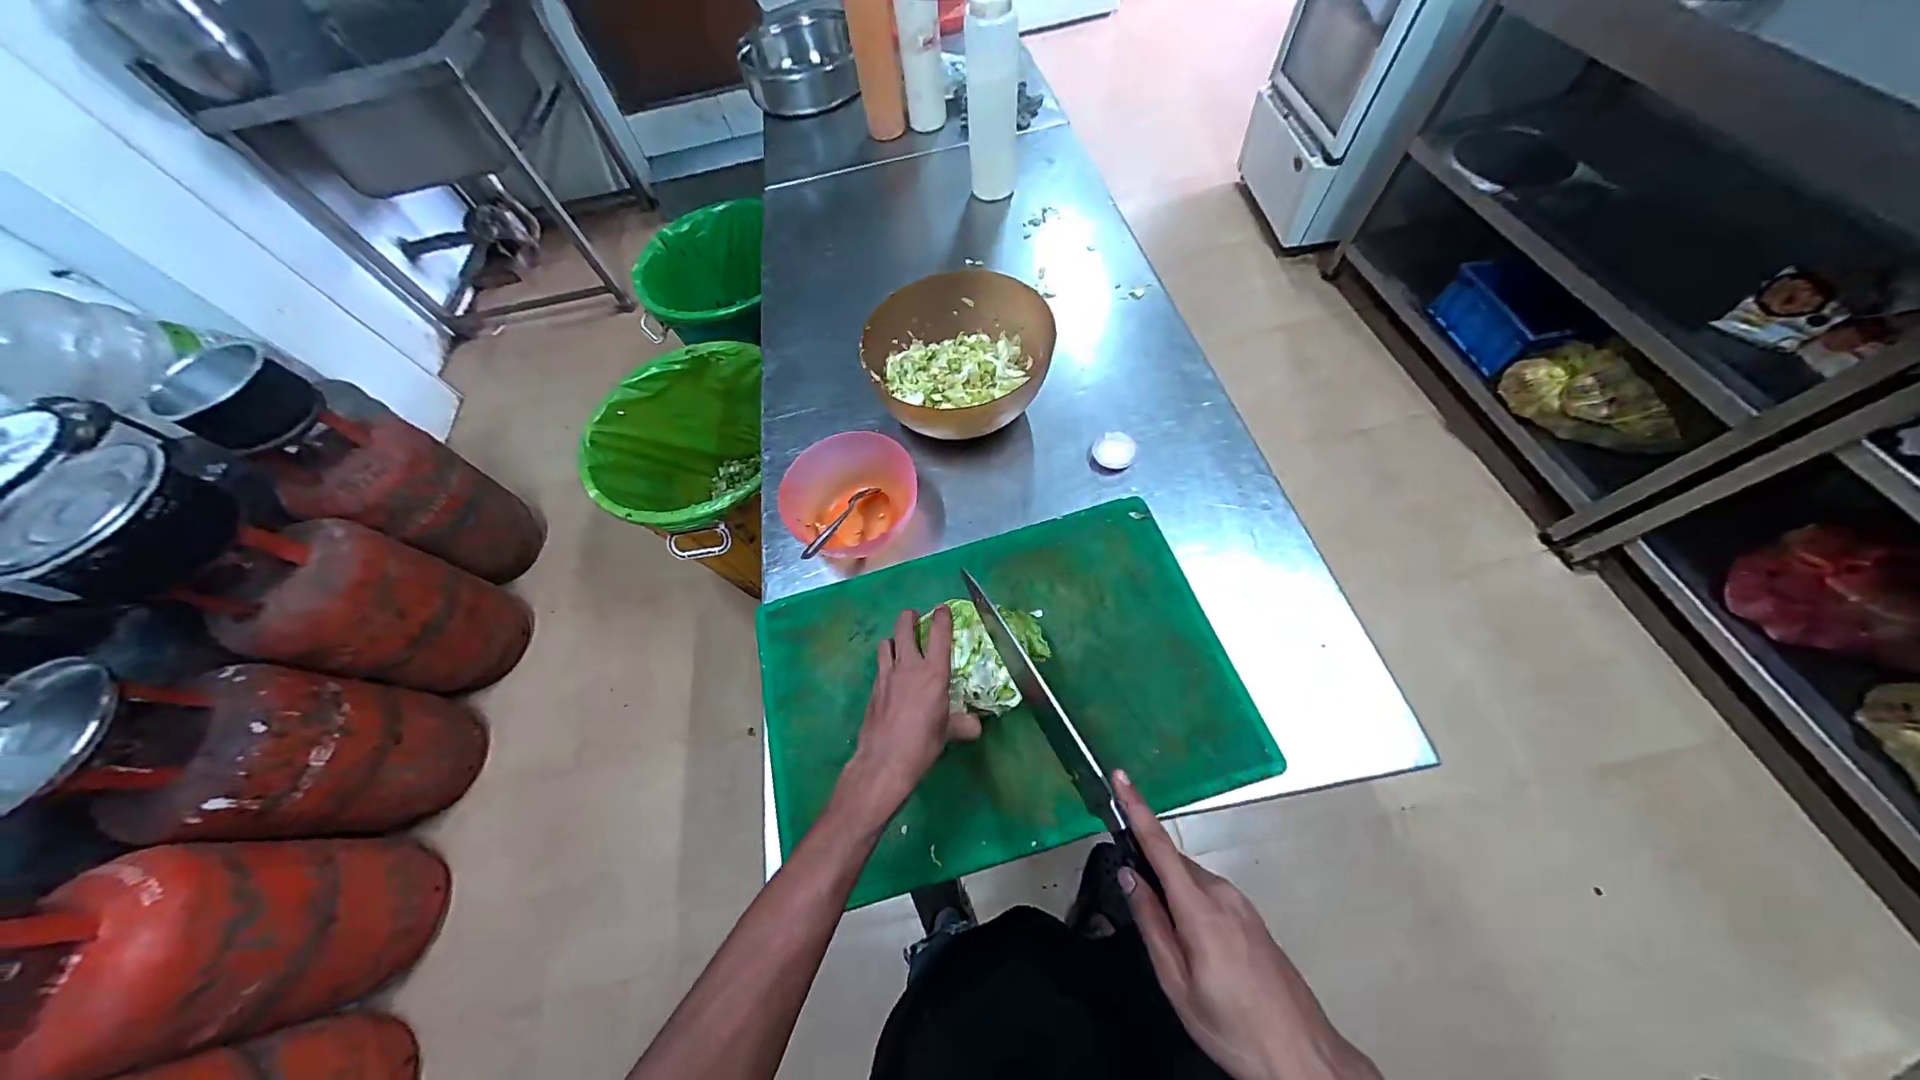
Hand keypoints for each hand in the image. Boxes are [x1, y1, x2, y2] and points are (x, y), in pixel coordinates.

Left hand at [839, 607, 982, 818]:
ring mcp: (886, 676)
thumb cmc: (922, 744)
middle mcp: (908, 667)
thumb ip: (963, 725)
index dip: (942, 617)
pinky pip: (879, 666)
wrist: (884, 761)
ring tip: (899, 645)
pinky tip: (891, 676)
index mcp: (933, 673)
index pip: (939, 634)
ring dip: (893, 639)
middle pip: (904, 628)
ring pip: (886, 643)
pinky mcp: (873, 689)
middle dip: (909, 617)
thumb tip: (975, 726)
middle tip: (914, 616)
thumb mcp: (948, 733)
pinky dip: (885, 663)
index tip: (942, 610)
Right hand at [1114, 771, 1380, 1079]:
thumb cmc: (1235, 1027)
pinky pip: (1209, 894)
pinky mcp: (1251, 916)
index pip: (1159, 845)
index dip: (1136, 808)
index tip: (1121, 778)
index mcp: (1200, 910)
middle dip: (1150, 873)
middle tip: (1138, 911)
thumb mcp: (1178, 983)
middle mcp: (1224, 895)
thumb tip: (1130, 877)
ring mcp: (1242, 904)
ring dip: (1172, 895)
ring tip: (1173, 948)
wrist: (1304, 1057)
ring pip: (1191, 881)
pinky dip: (1191, 904)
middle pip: (1173, 864)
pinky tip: (1195, 947)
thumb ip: (1151, 922)